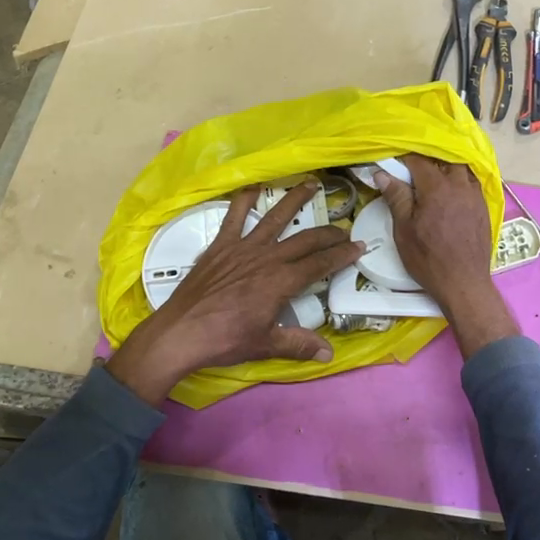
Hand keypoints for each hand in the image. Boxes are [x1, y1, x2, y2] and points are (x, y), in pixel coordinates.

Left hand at [108, 183, 361, 403]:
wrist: (180, 333)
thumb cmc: (224, 341)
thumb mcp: (266, 345)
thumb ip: (298, 345)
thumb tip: (328, 354)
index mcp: (282, 281)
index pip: (321, 264)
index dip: (342, 255)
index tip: (359, 246)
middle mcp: (267, 257)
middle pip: (305, 239)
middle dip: (328, 233)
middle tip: (343, 229)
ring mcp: (243, 248)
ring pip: (275, 217)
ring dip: (295, 199)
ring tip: (311, 184)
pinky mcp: (220, 246)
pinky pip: (234, 216)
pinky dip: (244, 199)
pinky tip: (253, 185)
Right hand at [374, 155, 518, 357]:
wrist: (463, 283)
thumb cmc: (428, 259)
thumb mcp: (404, 230)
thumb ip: (396, 198)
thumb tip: (383, 174)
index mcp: (437, 188)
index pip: (419, 161)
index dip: (405, 158)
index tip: (395, 162)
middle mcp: (459, 186)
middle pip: (445, 159)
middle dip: (430, 158)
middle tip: (415, 168)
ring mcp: (475, 196)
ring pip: (463, 168)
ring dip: (448, 167)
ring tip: (434, 176)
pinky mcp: (484, 208)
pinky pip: (473, 183)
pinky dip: (461, 179)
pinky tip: (452, 190)